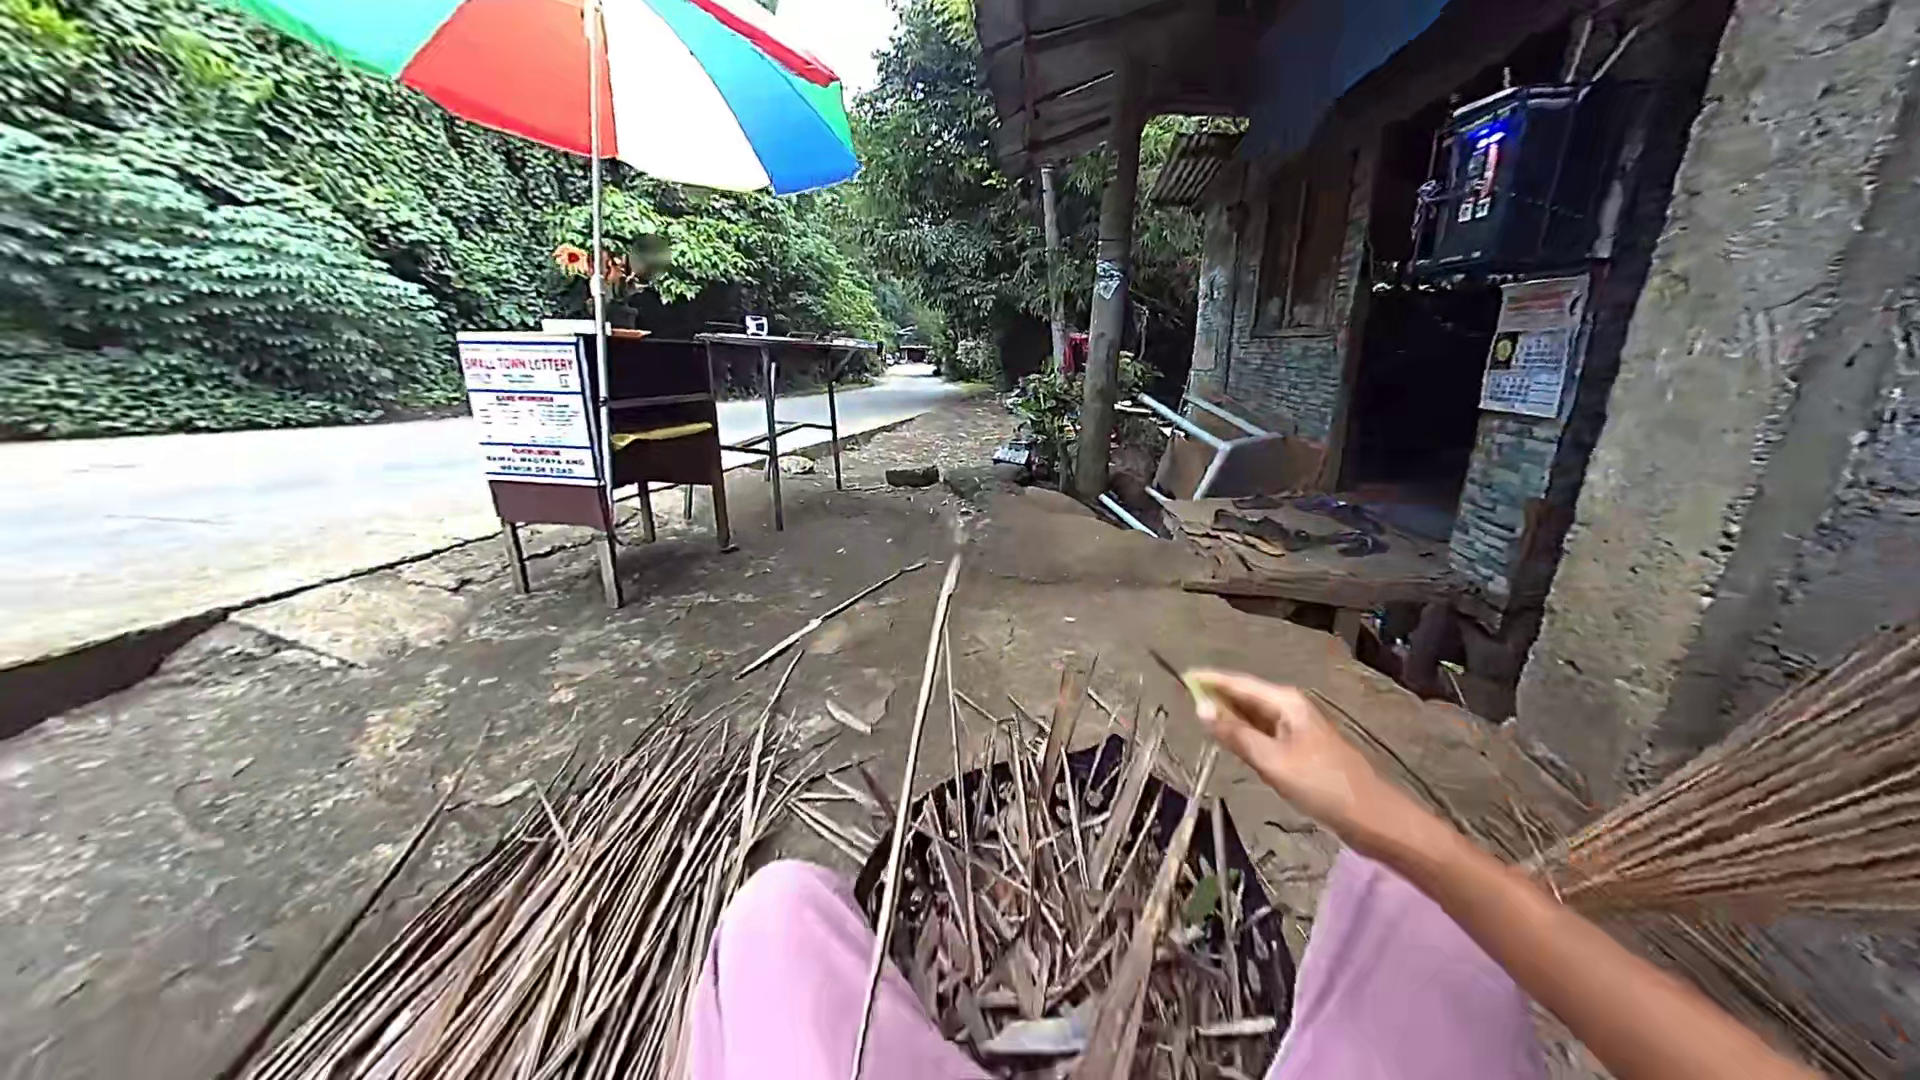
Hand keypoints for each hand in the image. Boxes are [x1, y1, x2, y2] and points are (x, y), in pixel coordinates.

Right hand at [1186, 671, 1416, 853]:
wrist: (1375, 820)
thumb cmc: (1322, 785)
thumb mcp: (1271, 761)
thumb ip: (1234, 733)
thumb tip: (1201, 707)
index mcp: (1285, 702)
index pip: (1238, 683)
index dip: (1210, 680)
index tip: (1183, 676)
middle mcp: (1291, 708)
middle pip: (1246, 696)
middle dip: (1218, 696)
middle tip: (1185, 698)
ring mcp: (1298, 728)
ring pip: (1254, 715)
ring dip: (1231, 716)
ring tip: (1201, 717)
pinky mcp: (1301, 748)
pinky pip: (1264, 732)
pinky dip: (1245, 733)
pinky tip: (1233, 741)